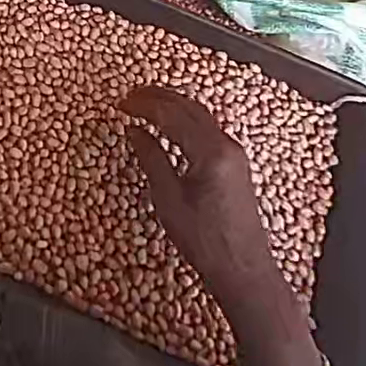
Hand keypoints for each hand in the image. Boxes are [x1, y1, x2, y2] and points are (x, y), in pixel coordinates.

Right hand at [122, 86, 284, 309]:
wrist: (243, 270)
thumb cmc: (204, 241)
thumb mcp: (169, 199)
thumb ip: (152, 159)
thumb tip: (135, 130)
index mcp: (211, 151)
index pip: (172, 115)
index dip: (144, 106)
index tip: (122, 104)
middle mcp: (226, 145)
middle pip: (189, 107)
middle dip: (159, 97)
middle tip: (131, 96)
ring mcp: (234, 153)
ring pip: (200, 115)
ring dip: (172, 105)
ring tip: (146, 103)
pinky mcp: (235, 163)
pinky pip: (207, 129)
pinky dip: (185, 120)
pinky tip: (170, 126)